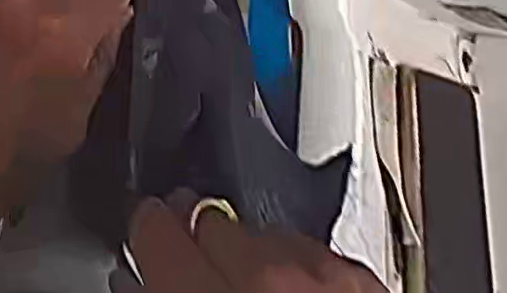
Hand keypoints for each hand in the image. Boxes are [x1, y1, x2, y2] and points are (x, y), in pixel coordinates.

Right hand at [125, 198, 383, 292]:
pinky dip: (297, 270)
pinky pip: (311, 250)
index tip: (147, 237)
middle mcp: (268, 284)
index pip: (159, 232)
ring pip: (260, 232)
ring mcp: (323, 277)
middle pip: (208, 221)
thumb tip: (142, 285)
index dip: (148, 233)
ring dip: (250, 260)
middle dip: (199, 250)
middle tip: (197, 281)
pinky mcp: (365, 282)